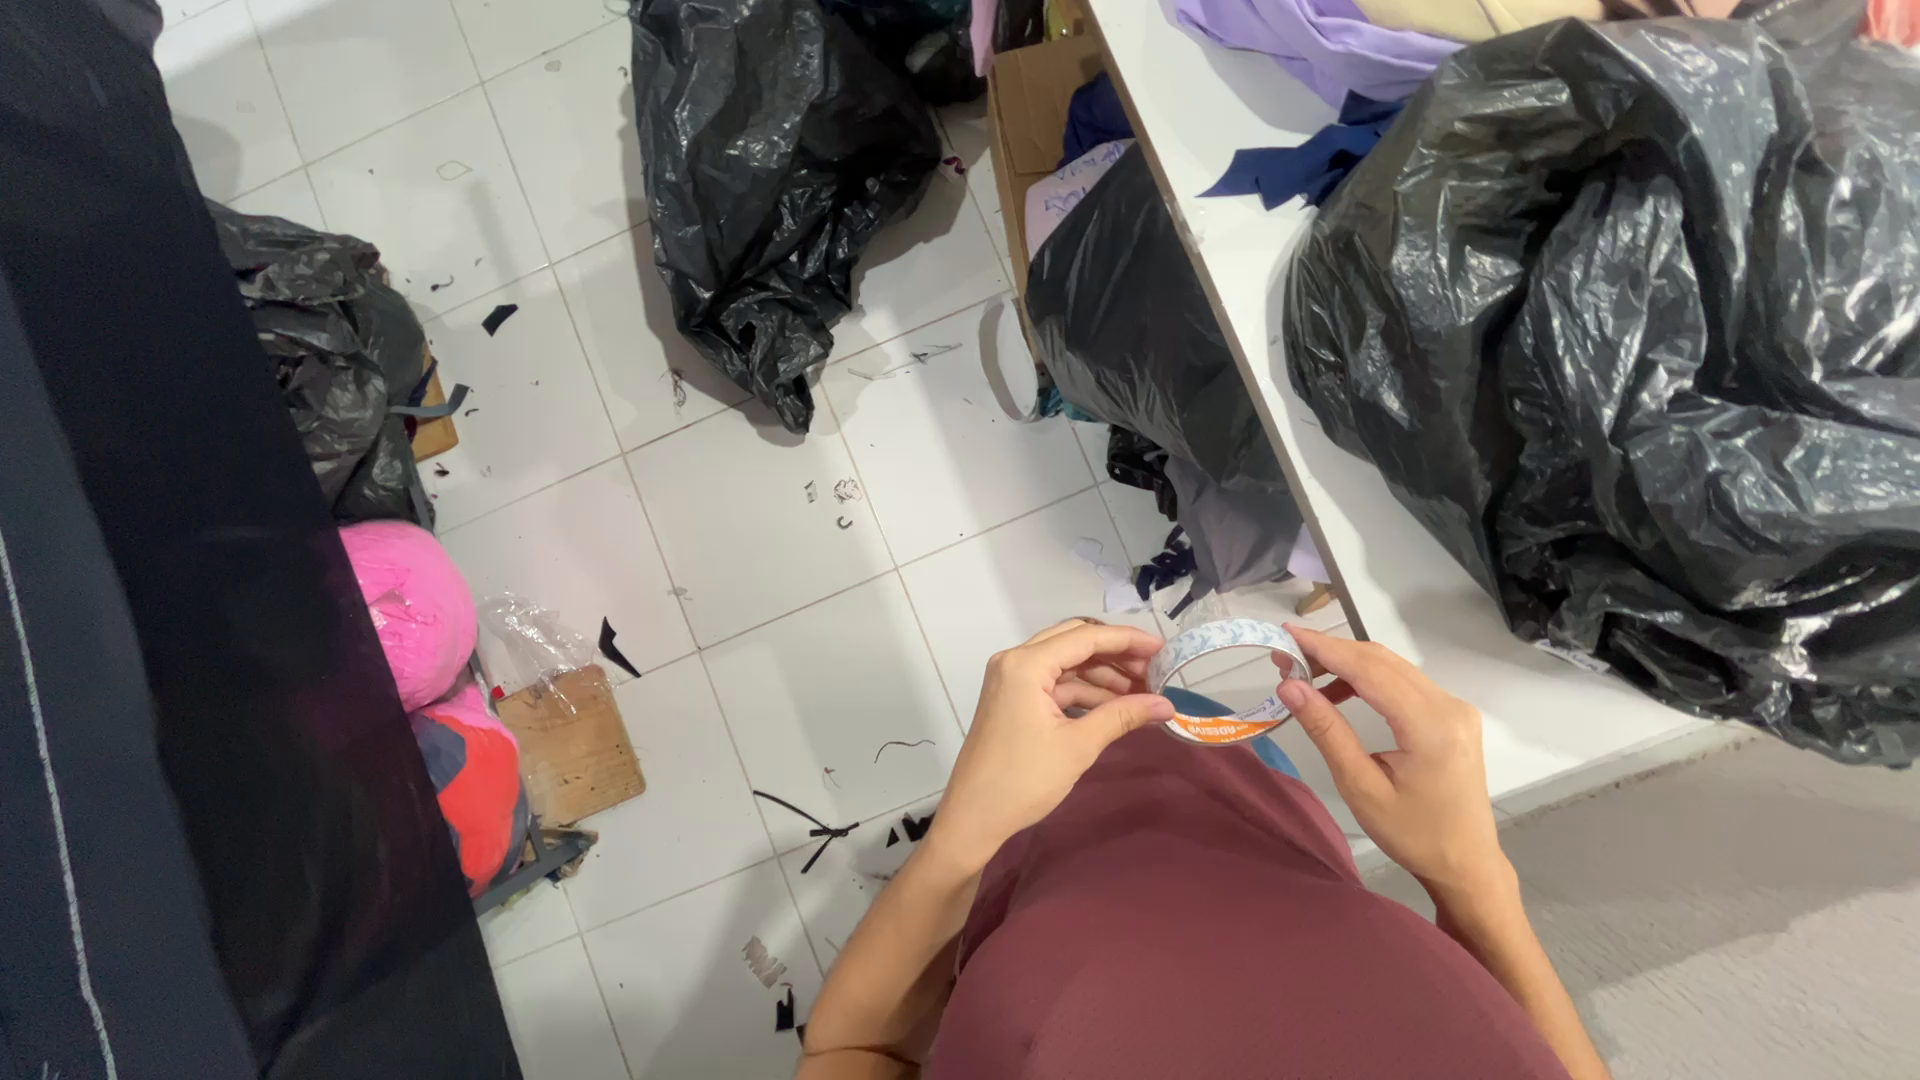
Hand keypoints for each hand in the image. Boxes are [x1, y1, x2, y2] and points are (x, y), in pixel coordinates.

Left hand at [928, 619, 1173, 872]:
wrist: (974, 816)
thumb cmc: (1024, 779)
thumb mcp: (1078, 746)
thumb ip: (1122, 716)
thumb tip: (1166, 705)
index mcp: (1026, 664)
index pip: (1085, 636)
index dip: (1127, 640)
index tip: (1162, 650)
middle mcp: (1015, 660)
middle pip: (1074, 642)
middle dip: (1116, 655)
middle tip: (1154, 672)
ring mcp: (1011, 679)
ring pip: (1065, 663)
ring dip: (1102, 675)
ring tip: (1141, 694)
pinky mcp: (1013, 698)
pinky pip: (1054, 683)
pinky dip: (1084, 692)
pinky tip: (1115, 708)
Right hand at [1276, 625, 1511, 900]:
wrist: (1466, 864)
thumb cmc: (1412, 833)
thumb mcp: (1360, 786)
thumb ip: (1326, 730)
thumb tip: (1289, 685)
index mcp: (1430, 725)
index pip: (1369, 670)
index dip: (1325, 648)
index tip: (1286, 636)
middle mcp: (1448, 706)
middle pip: (1380, 660)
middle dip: (1330, 651)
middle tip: (1286, 658)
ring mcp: (1454, 708)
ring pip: (1390, 666)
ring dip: (1346, 662)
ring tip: (1304, 674)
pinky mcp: (1450, 714)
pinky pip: (1401, 681)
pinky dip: (1365, 677)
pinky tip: (1336, 691)